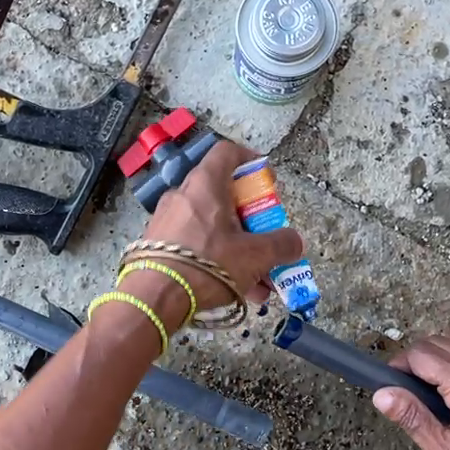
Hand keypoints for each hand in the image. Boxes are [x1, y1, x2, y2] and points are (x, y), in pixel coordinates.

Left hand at [136, 141, 302, 309]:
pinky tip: (237, 290)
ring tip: (259, 278)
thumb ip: (281, 245)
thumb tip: (295, 243)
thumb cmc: (207, 265)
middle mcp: (183, 195)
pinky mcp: (157, 245)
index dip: (250, 160)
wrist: (154, 297)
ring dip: (238, 247)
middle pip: (223, 194)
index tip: (267, 178)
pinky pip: (196, 245)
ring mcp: (167, 220)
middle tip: (266, 238)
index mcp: (205, 184)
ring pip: (211, 226)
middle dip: (250, 219)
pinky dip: (218, 259)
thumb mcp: (255, 256)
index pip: (227, 152)